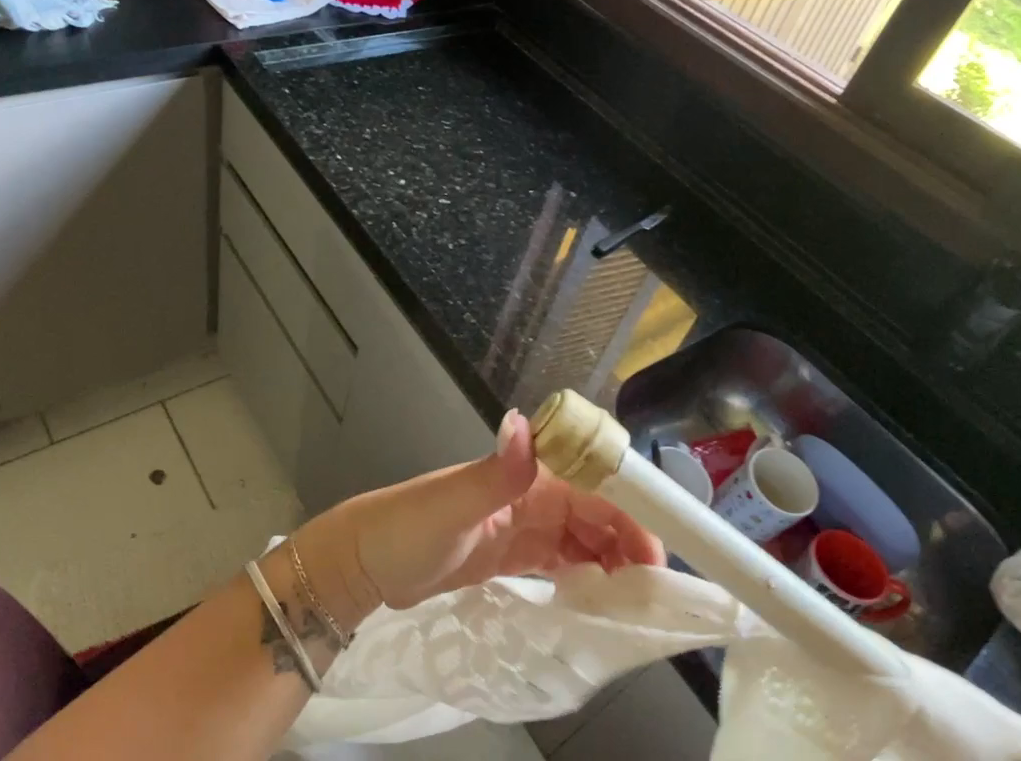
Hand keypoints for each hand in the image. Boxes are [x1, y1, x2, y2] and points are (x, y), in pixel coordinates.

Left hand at [291, 410, 665, 628]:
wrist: (362, 565)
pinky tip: (603, 596)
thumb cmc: (406, 529)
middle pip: (598, 512)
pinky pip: (563, 561)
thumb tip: (523, 421)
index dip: (631, 511)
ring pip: (586, 537)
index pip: (594, 485)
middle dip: (631, 541)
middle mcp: (531, 493)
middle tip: (655, 588)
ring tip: (638, 598)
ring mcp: (523, 524)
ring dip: (613, 560)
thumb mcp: (453, 503)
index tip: (658, 549)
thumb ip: (496, 471)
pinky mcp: (513, 554)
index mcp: (526, 474)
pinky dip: (587, 574)